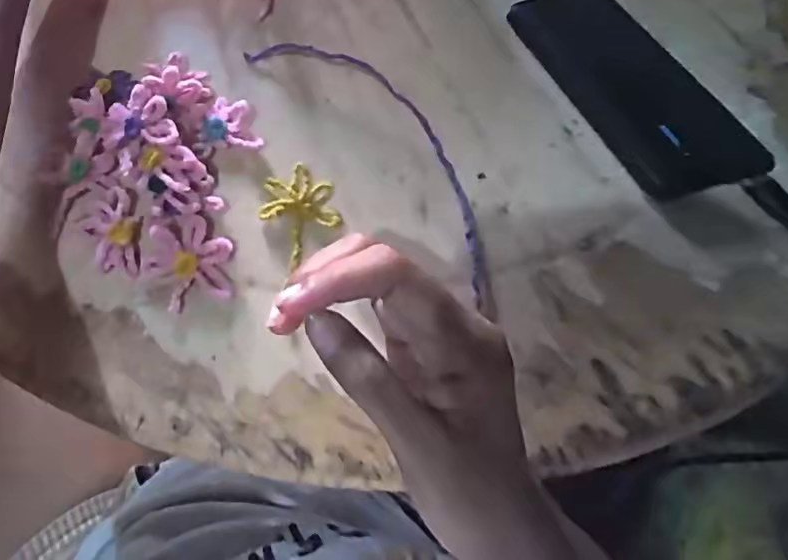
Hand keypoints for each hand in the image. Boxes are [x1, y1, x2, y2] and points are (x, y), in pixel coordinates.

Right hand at [267, 236, 602, 559]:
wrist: (507, 528)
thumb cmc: (469, 495)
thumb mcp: (415, 445)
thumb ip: (366, 378)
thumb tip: (312, 318)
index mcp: (464, 337)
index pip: (396, 275)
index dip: (337, 277)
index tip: (289, 306)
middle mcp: (454, 314)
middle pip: (384, 260)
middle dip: (327, 272)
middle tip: (280, 311)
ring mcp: (438, 320)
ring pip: (376, 270)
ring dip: (326, 280)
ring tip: (285, 310)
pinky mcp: (422, 332)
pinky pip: (376, 295)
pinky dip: (337, 296)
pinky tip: (312, 311)